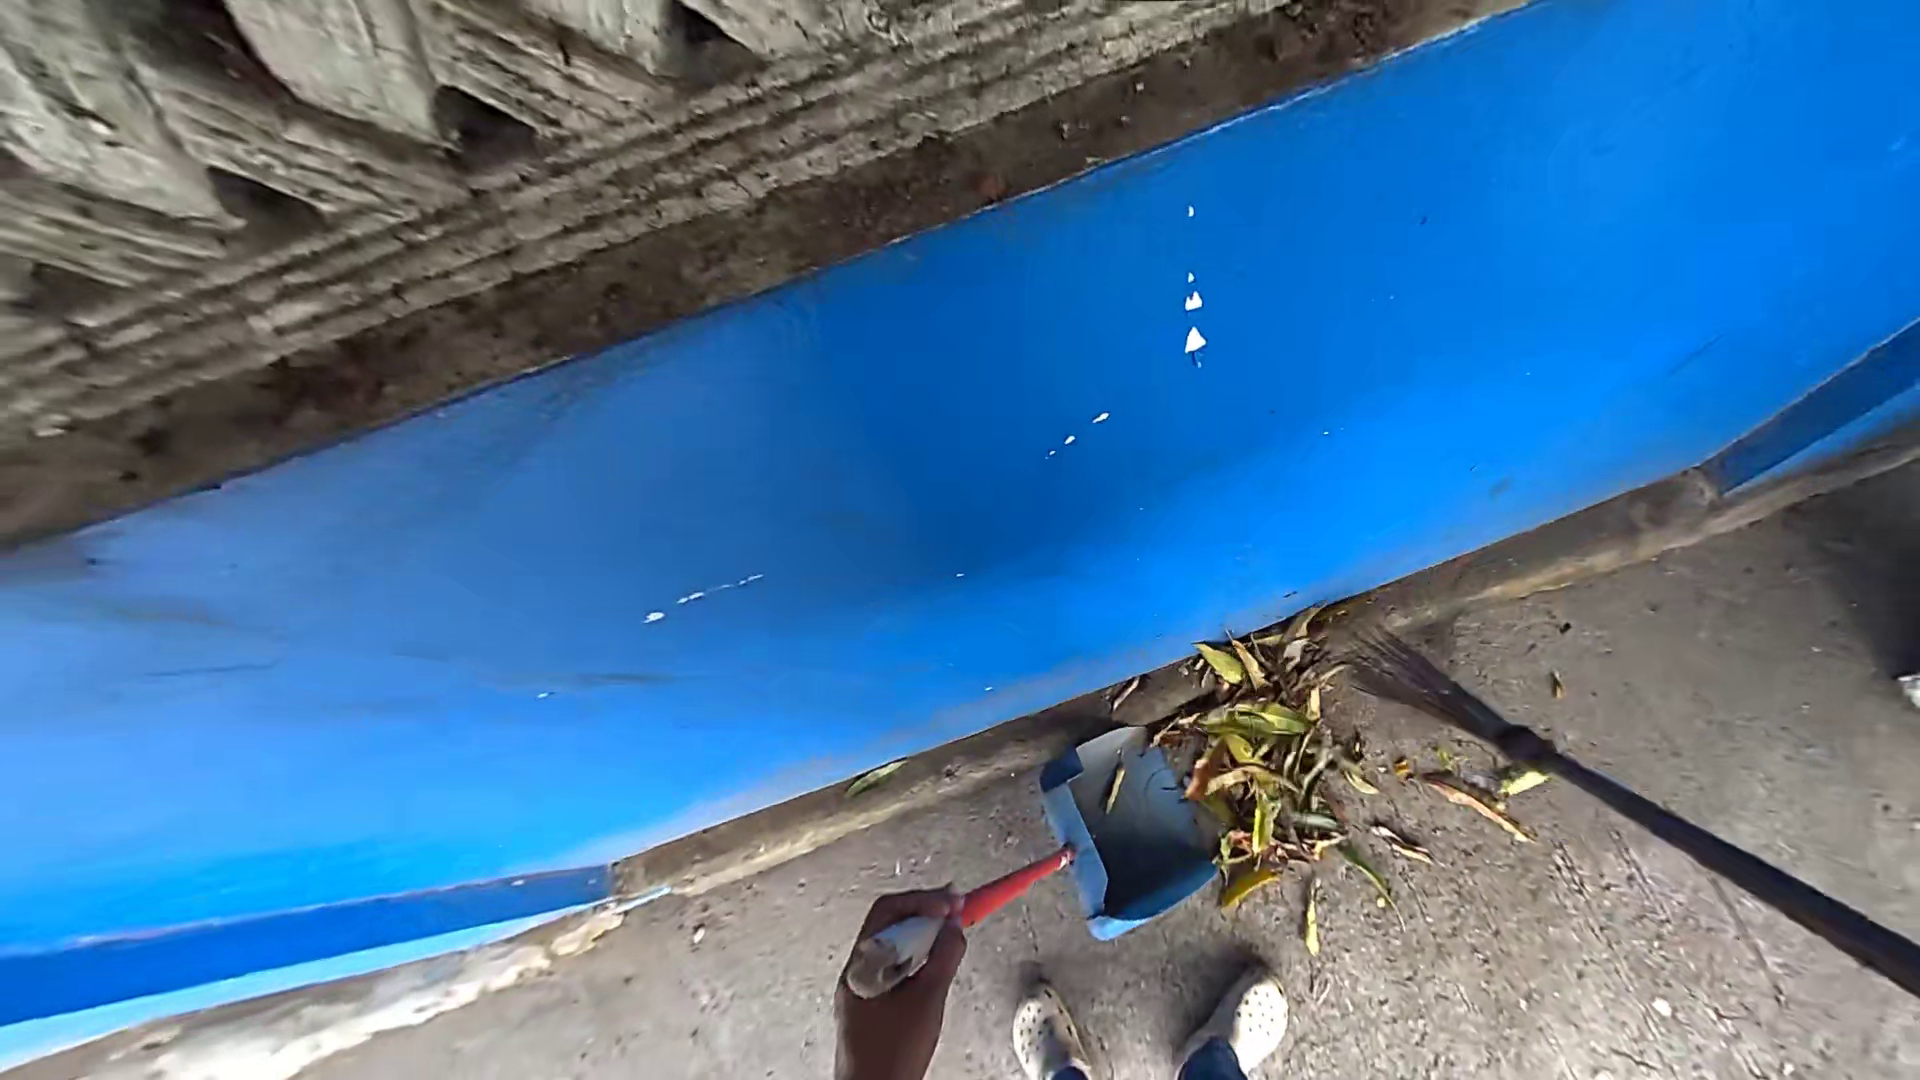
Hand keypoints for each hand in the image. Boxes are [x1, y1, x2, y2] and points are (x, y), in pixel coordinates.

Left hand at [834, 889, 968, 1079]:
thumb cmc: (891, 1059)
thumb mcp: (928, 1001)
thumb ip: (944, 957)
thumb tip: (954, 927)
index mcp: (862, 963)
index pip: (889, 909)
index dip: (924, 900)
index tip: (952, 902)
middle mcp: (856, 969)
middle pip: (889, 920)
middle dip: (924, 910)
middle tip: (953, 908)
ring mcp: (860, 985)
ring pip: (890, 941)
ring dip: (920, 931)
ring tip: (946, 931)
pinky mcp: (868, 1001)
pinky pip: (890, 962)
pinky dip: (913, 953)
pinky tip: (930, 960)